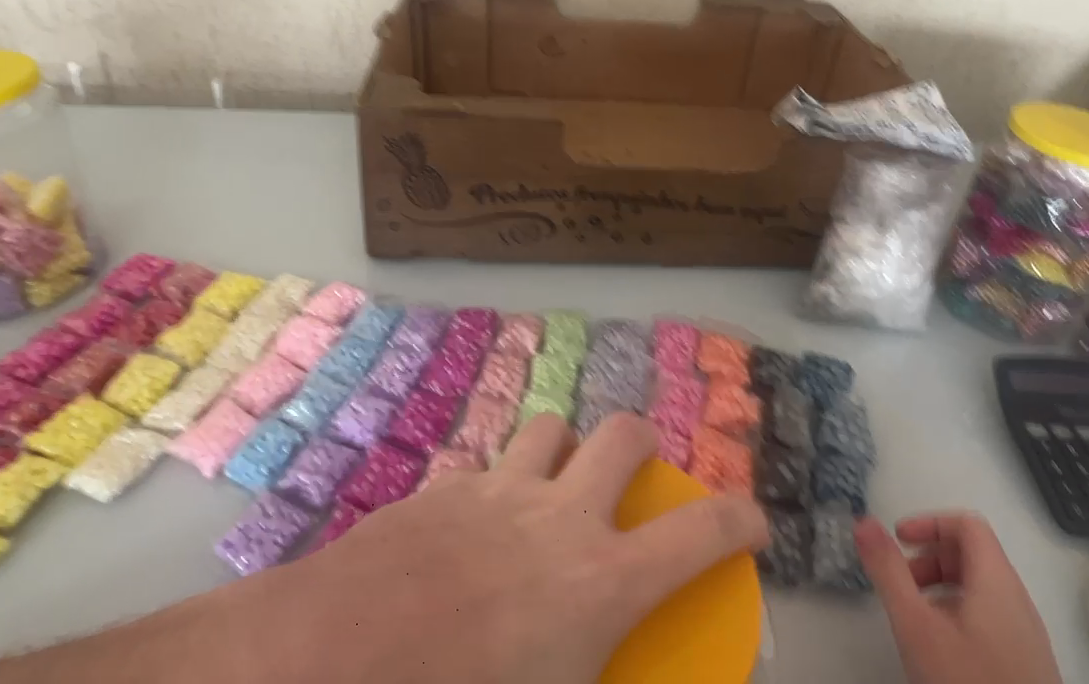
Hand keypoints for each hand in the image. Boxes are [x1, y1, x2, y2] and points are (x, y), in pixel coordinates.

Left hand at [239, 413, 769, 683]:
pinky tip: (472, 521)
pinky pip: (483, 465)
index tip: (753, 521)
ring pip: (550, 428)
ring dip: (563, 449)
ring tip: (552, 482)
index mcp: (603, 580)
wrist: (335, 655)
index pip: (703, 532)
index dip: (742, 519)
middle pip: (623, 436)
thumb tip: (601, 659)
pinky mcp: (443, 487)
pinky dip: (495, 482)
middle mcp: (561, 516)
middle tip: (633, 473)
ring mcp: (499, 490)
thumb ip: (594, 668)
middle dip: (641, 444)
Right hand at [856, 513, 1062, 683]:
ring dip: (942, 585)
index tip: (899, 541)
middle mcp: (1018, 599)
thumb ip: (888, 571)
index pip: (968, 524)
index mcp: (997, 581)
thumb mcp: (916, 625)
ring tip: (916, 615)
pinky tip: (940, 647)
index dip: (930, 523)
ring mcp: (1026, 632)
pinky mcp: (1027, 661)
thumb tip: (864, 521)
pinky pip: (991, 615)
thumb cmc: (966, 681)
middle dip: (930, 557)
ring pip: (981, 587)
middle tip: (901, 582)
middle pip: (974, 553)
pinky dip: (959, 611)